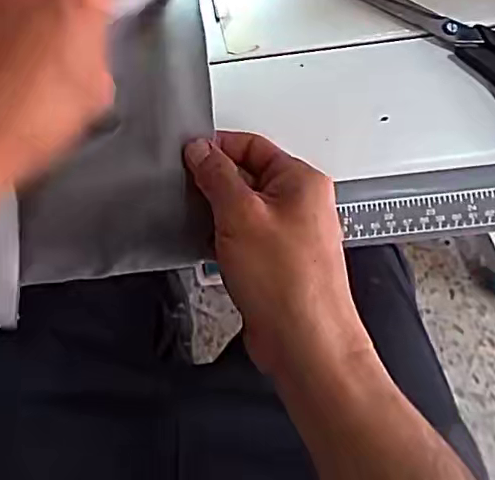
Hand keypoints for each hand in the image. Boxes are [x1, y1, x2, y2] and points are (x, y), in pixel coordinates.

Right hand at [183, 132, 371, 379]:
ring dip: (218, 212)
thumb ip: (216, 175)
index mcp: (301, 180)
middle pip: (247, 174)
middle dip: (215, 182)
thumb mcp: (239, 214)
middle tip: (188, 187)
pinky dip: (225, 236)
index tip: (189, 154)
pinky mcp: (278, 260)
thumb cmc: (289, 284)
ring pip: (243, 206)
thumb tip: (200, 150)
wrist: (306, 348)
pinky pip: (245, 234)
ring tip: (197, 219)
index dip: (218, 147)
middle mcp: (300, 203)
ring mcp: (290, 233)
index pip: (252, 144)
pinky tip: (208, 246)